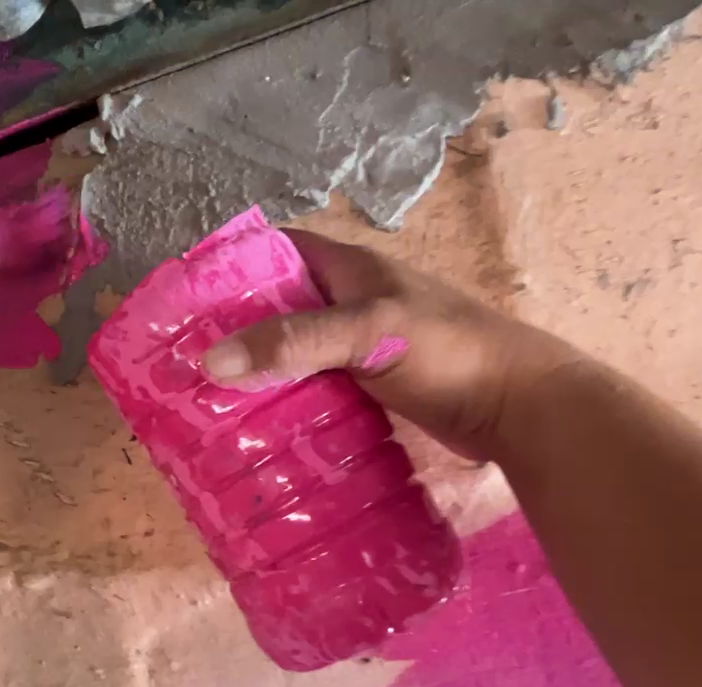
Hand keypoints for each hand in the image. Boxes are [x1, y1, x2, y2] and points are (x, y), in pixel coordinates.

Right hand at [198, 229, 584, 460]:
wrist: (516, 407)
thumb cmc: (448, 350)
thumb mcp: (367, 331)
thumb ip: (293, 342)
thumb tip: (210, 361)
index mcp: (348, 268)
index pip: (276, 249)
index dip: (232, 265)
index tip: (187, 299)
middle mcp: (347, 302)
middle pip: (277, 306)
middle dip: (233, 328)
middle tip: (185, 359)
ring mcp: (357, 347)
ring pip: (291, 350)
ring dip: (256, 369)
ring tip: (207, 397)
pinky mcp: (366, 386)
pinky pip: (310, 385)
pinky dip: (283, 398)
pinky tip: (256, 422)